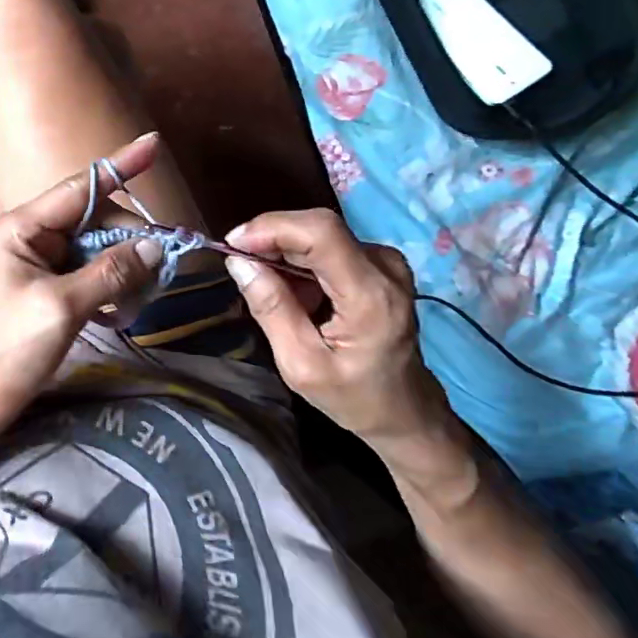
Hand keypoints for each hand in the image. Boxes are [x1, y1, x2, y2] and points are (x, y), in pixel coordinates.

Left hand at [0, 134, 168, 448]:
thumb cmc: (14, 347)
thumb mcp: (64, 307)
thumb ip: (110, 272)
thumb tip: (155, 246)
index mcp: (19, 227)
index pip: (77, 188)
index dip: (119, 167)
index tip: (155, 142)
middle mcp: (29, 233)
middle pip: (95, 219)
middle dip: (129, 242)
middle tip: (157, 273)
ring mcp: (40, 256)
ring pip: (99, 245)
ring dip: (124, 270)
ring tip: (133, 305)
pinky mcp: (51, 279)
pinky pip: (93, 268)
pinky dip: (112, 286)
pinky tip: (117, 313)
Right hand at [222, 210, 456, 450]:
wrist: (405, 411)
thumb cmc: (353, 396)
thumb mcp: (300, 364)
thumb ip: (271, 309)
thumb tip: (238, 262)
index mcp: (370, 295)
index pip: (320, 233)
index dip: (272, 228)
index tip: (232, 244)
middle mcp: (385, 268)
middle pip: (318, 227)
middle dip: (270, 236)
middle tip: (237, 262)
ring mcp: (385, 263)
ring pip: (319, 233)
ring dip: (281, 249)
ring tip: (261, 281)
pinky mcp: (379, 264)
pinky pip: (327, 244)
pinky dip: (297, 257)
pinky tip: (287, 286)